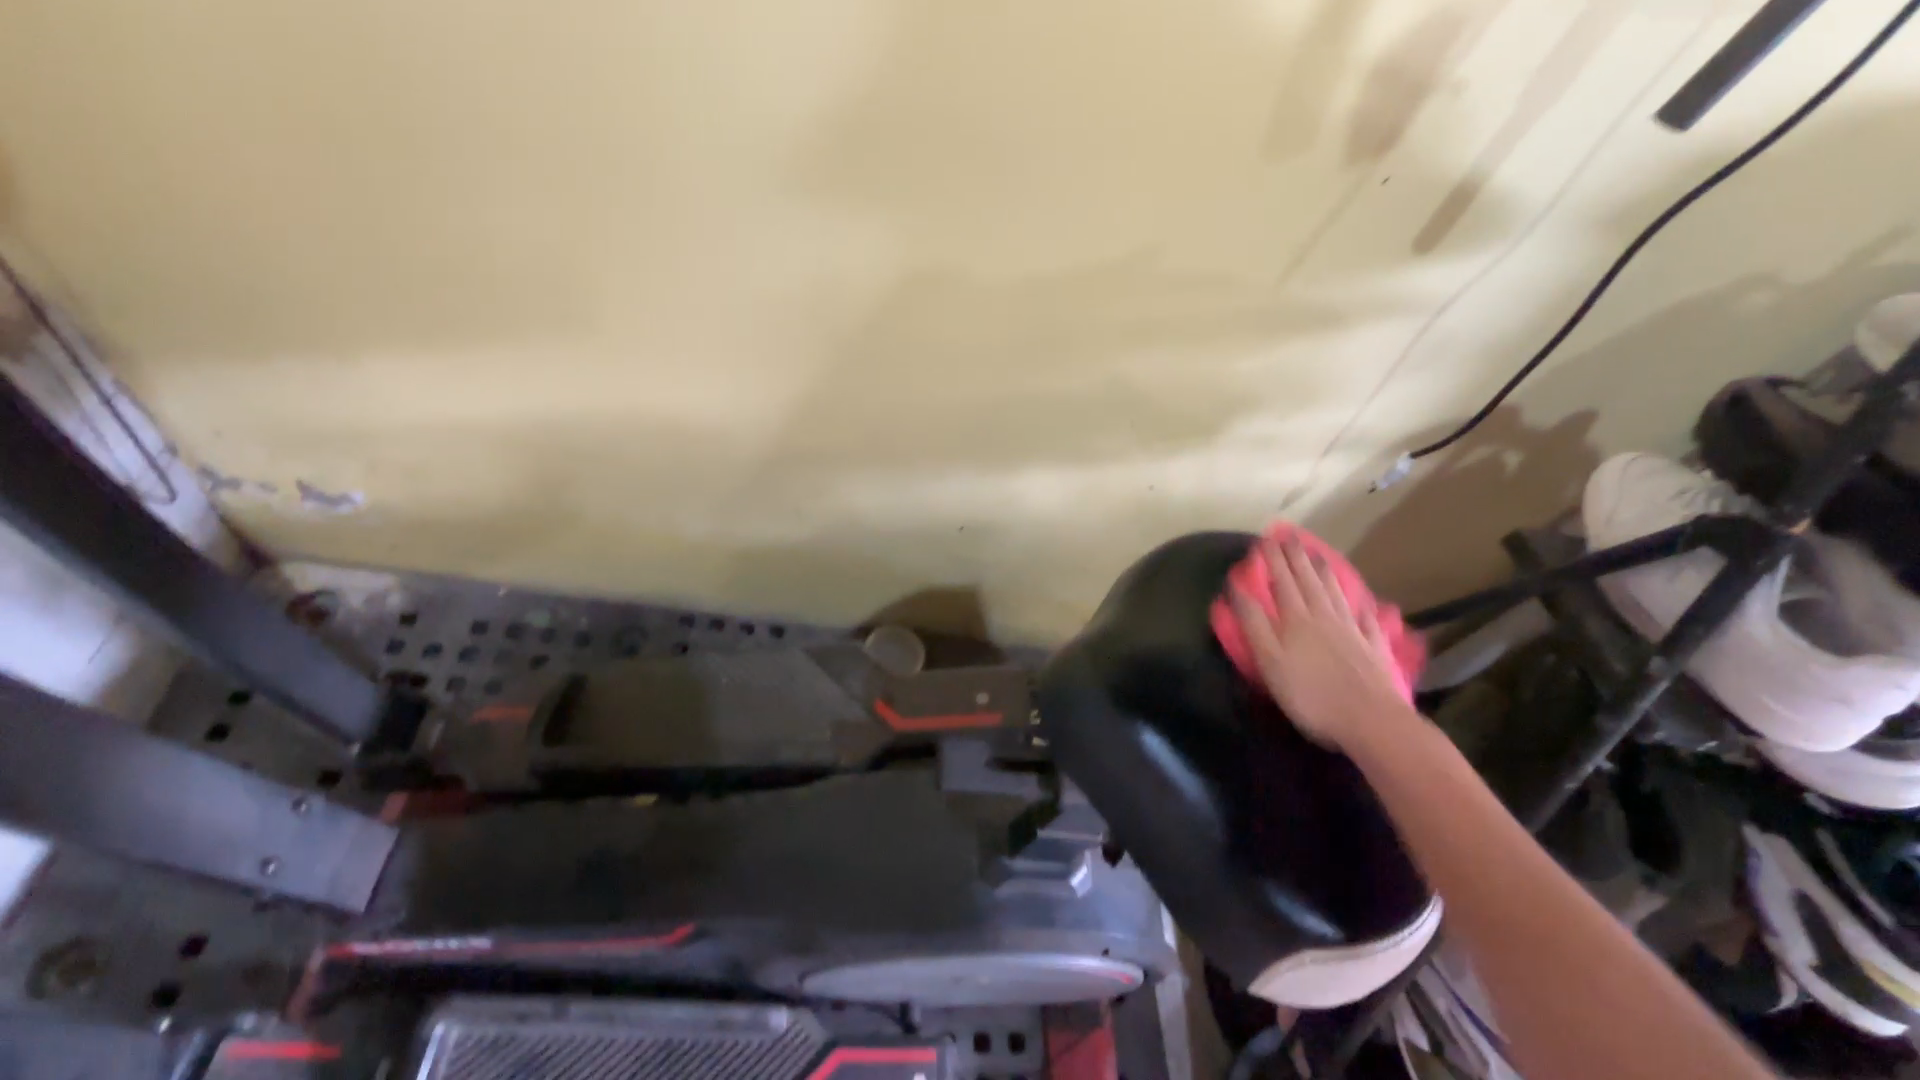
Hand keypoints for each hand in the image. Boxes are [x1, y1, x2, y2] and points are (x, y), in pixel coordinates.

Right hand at [1228, 536, 1410, 751]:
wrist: (1370, 720)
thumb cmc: (1311, 696)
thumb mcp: (1270, 662)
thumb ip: (1254, 624)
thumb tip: (1237, 588)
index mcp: (1296, 620)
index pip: (1282, 582)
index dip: (1273, 560)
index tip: (1265, 538)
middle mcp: (1325, 617)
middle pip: (1309, 581)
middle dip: (1296, 558)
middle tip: (1290, 535)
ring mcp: (1353, 631)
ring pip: (1336, 594)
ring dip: (1325, 573)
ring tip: (1318, 555)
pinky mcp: (1373, 649)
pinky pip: (1367, 621)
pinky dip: (1363, 609)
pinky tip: (1365, 604)